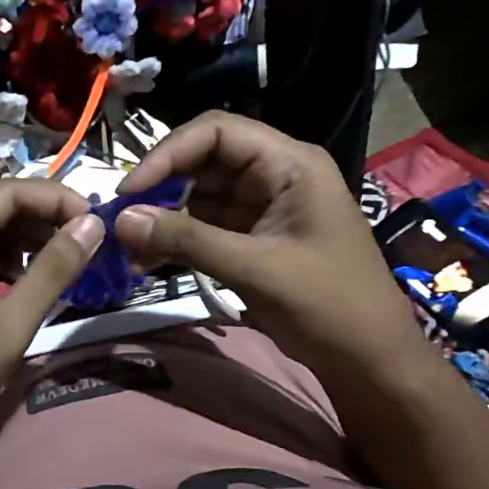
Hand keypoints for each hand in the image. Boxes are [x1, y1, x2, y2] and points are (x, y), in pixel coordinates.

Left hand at [0, 180, 102, 488]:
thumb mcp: (11, 323)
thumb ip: (54, 269)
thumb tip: (94, 225)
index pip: (3, 193)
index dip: (53, 198)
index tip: (94, 219)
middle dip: (44, 217)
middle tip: (89, 236)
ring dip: (31, 238)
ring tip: (71, 254)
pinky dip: (13, 259)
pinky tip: (39, 274)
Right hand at [113, 112, 425, 389]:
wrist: (367, 356)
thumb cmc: (327, 302)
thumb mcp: (255, 267)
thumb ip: (188, 239)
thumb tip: (121, 220)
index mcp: (289, 164)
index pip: (217, 132)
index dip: (168, 153)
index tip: (130, 189)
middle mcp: (274, 175)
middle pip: (204, 162)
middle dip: (161, 188)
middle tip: (121, 221)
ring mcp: (263, 208)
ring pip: (200, 197)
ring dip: (165, 219)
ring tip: (129, 248)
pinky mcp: (254, 239)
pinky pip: (207, 229)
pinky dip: (179, 241)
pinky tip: (148, 261)